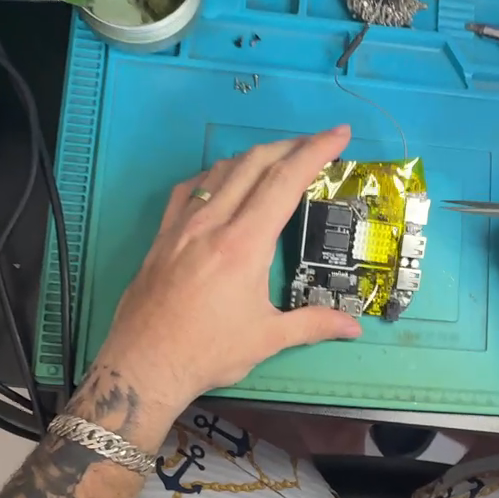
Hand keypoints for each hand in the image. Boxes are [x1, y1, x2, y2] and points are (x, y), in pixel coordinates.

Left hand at [93, 127, 363, 418]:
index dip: (315, 151)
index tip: (338, 134)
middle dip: (291, 145)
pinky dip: (215, 175)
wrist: (145, 363)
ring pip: (221, 170)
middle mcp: (212, 224)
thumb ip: (313, 324)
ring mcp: (183, 225)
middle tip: (316, 144)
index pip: (284, 182)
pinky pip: (190, 189)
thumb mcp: (267, 339)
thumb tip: (353, 328)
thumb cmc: (208, 352)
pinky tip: (223, 182)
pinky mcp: (163, 235)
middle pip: (254, 163)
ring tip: (277, 160)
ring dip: (254, 157)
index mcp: (243, 245)